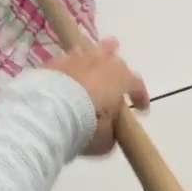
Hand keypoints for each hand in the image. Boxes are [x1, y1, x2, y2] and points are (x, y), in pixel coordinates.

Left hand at [47, 37, 148, 155]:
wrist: (50, 113)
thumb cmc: (86, 125)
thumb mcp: (105, 139)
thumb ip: (111, 132)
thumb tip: (108, 132)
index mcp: (120, 79)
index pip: (137, 84)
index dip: (141, 96)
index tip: (142, 109)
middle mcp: (101, 63)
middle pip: (113, 55)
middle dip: (117, 64)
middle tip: (118, 69)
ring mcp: (77, 59)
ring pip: (89, 51)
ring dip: (93, 58)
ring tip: (92, 61)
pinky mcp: (55, 62)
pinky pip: (67, 60)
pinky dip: (69, 66)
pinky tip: (66, 72)